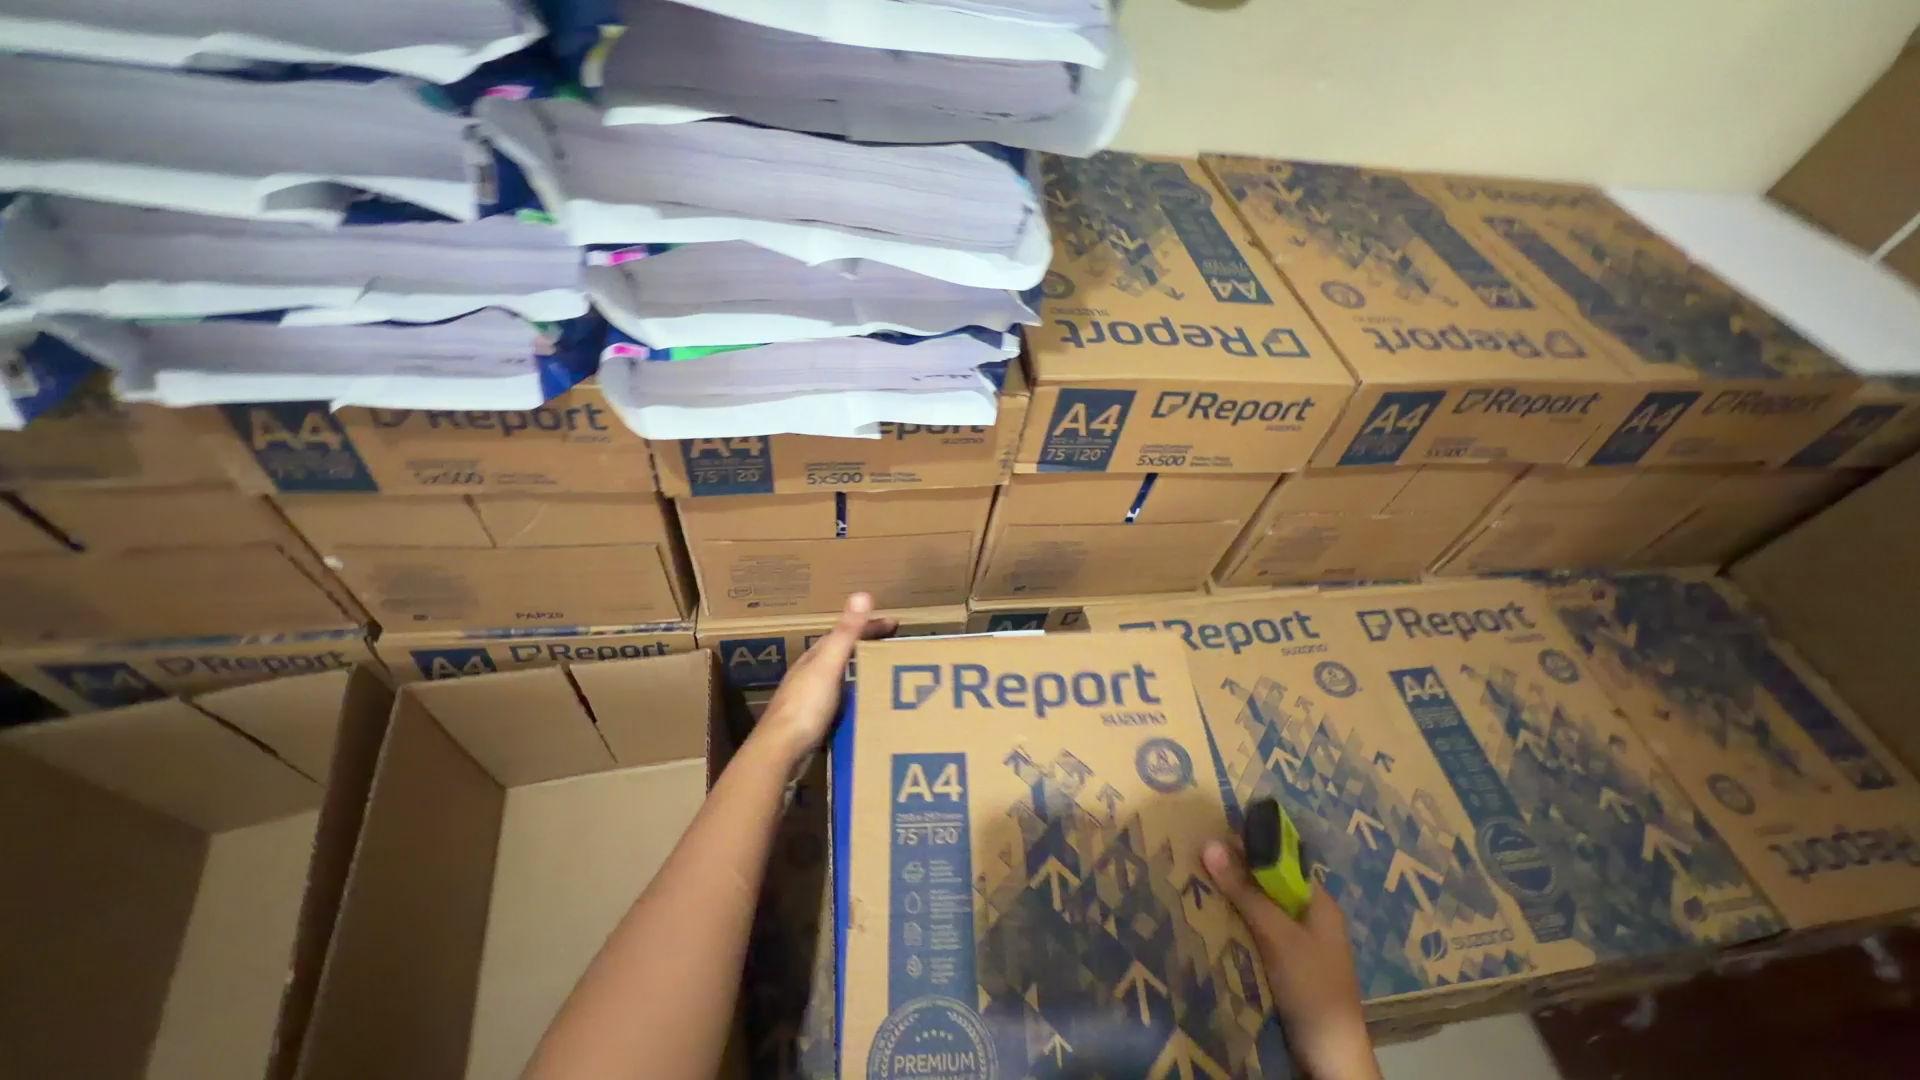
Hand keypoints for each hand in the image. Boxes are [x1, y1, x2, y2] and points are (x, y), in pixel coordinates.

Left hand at [753, 593, 896, 763]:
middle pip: (842, 653)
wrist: (780, 750)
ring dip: (860, 670)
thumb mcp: (829, 665)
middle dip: (867, 646)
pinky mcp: (812, 720)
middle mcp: (810, 673)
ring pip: (840, 676)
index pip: (845, 632)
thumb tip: (862, 594)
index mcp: (815, 657)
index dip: (870, 625)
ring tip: (886, 675)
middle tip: (895, 647)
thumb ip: (846, 632)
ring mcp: (809, 697)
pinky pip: (840, 699)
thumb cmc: (805, 706)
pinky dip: (855, 694)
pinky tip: (865, 706)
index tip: (896, 623)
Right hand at [1203, 841, 1381, 1079]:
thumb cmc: (1311, 986)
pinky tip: (1212, 927)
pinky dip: (1238, 930)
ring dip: (1234, 905)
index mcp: (1318, 902)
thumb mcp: (1276, 934)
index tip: (1211, 839)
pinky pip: (1259, 937)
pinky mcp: (1288, 968)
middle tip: (1195, 865)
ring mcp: (1300, 945)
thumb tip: (1210, 843)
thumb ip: (1245, 891)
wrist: (1330, 1055)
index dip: (1249, 848)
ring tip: (1195, 890)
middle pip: (1268, 886)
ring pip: (1261, 913)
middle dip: (1236, 877)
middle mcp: (1311, 918)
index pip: (1281, 861)